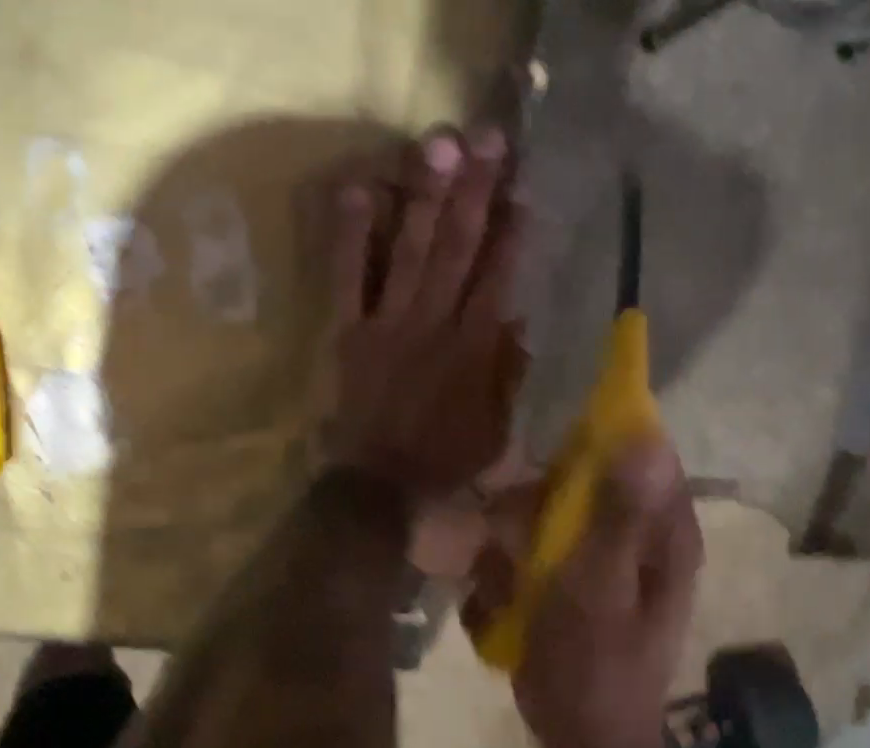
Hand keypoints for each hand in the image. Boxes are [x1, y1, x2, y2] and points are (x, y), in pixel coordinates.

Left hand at [323, 128, 526, 498]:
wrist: (378, 485)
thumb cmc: (442, 460)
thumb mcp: (495, 430)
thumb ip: (508, 375)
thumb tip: (520, 323)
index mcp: (475, 349)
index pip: (498, 277)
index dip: (511, 230)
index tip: (521, 187)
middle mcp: (434, 324)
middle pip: (458, 249)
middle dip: (475, 192)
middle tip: (487, 139)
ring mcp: (388, 323)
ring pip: (410, 251)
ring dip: (424, 196)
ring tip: (436, 145)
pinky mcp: (348, 331)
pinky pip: (349, 277)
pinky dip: (353, 235)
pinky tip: (360, 189)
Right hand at [465, 436, 702, 747]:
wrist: (587, 745)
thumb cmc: (592, 668)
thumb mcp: (598, 586)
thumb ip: (616, 514)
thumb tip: (645, 436)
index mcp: (666, 536)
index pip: (642, 455)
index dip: (592, 447)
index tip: (543, 471)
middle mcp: (645, 545)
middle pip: (590, 487)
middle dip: (540, 509)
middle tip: (511, 542)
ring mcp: (612, 571)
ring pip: (557, 524)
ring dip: (520, 548)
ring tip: (505, 587)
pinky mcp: (583, 594)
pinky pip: (543, 561)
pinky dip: (519, 576)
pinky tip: (507, 605)